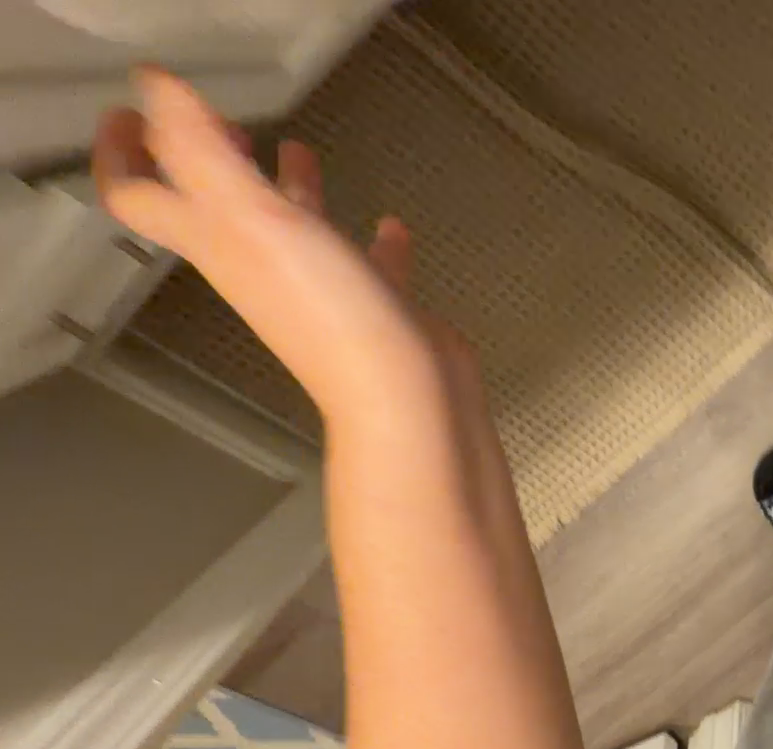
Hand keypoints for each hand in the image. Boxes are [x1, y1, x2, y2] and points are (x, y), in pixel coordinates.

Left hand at [91, 68, 464, 424]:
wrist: (407, 393)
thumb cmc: (332, 310)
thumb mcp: (255, 218)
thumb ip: (201, 150)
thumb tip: (156, 85)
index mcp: (218, 242)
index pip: (140, 194)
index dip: (121, 150)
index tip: (130, 109)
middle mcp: (261, 265)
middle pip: (218, 207)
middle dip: (213, 160)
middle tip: (227, 123)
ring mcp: (325, 289)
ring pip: (298, 230)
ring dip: (291, 187)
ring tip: (301, 149)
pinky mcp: (380, 307)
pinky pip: (372, 265)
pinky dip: (377, 241)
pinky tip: (390, 224)